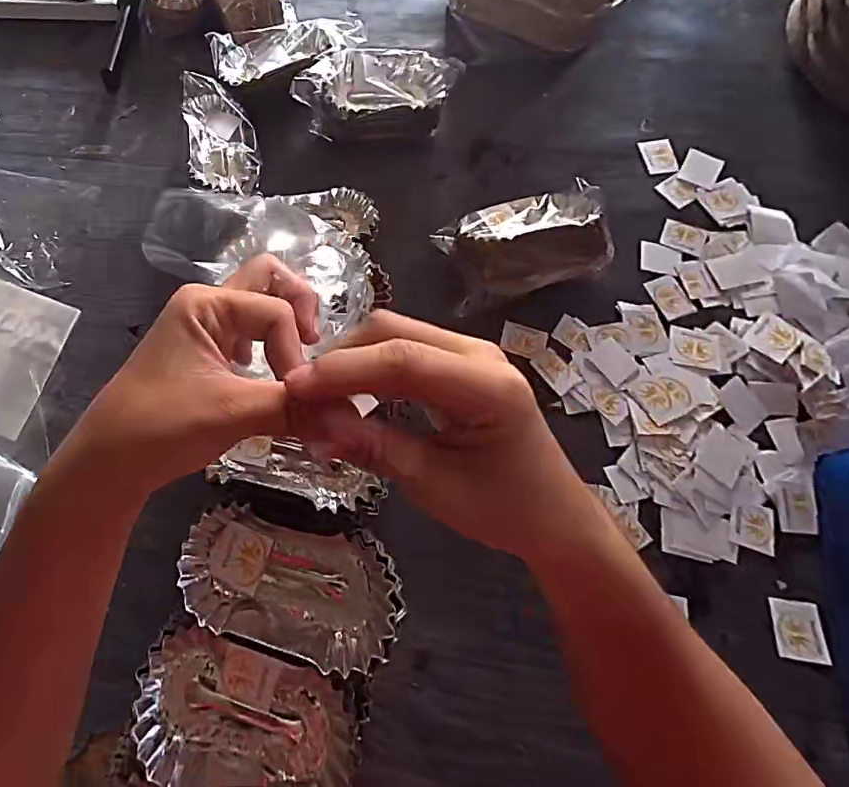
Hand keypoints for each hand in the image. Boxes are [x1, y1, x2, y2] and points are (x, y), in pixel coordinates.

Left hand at [62, 255, 327, 498]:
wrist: (107, 465)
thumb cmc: (161, 427)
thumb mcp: (234, 413)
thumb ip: (295, 408)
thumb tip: (351, 416)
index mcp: (206, 304)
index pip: (277, 312)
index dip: (295, 352)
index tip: (297, 394)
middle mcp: (206, 304)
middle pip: (270, 279)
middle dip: (301, 305)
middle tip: (314, 344)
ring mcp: (203, 327)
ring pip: (260, 303)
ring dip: (286, 325)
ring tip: (299, 362)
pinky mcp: (204, 352)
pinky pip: (249, 332)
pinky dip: (270, 345)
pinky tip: (272, 376)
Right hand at [284, 311, 608, 562]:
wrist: (553, 516)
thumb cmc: (503, 509)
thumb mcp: (432, 485)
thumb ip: (373, 448)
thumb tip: (312, 428)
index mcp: (487, 385)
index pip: (403, 360)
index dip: (343, 371)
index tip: (295, 389)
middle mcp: (480, 353)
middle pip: (394, 332)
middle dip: (343, 358)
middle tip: (301, 394)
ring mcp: (471, 353)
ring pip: (396, 335)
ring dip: (353, 360)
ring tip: (318, 396)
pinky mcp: (460, 362)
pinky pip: (407, 351)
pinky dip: (371, 368)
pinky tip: (349, 392)